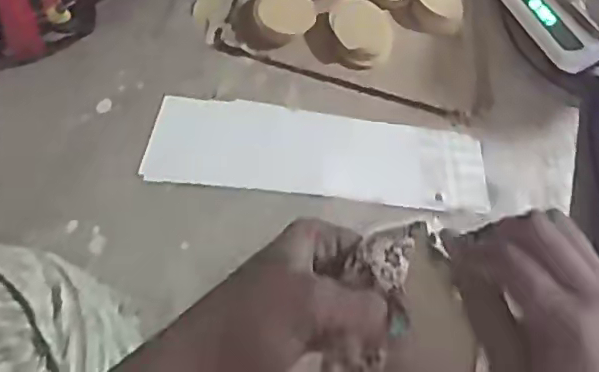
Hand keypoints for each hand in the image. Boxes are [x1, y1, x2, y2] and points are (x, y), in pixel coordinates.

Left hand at [118, 219, 390, 371]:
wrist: (195, 368)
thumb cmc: (253, 320)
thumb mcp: (311, 304)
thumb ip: (359, 302)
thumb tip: (395, 312)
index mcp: (309, 240)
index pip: (363, 245)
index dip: (385, 270)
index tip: (404, 303)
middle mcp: (307, 265)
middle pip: (358, 283)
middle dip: (374, 310)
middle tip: (391, 336)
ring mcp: (299, 305)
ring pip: (346, 318)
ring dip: (360, 337)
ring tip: (372, 353)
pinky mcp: (291, 341)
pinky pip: (330, 343)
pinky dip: (342, 354)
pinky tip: (347, 362)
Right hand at [454, 211, 598, 371]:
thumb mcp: (511, 369)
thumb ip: (484, 314)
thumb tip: (458, 264)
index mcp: (567, 318)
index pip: (510, 256)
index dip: (475, 250)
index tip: (451, 251)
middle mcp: (595, 292)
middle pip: (539, 227)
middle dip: (501, 233)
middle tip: (476, 252)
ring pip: (561, 225)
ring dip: (527, 232)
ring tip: (503, 255)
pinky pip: (580, 244)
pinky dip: (552, 243)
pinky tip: (533, 266)